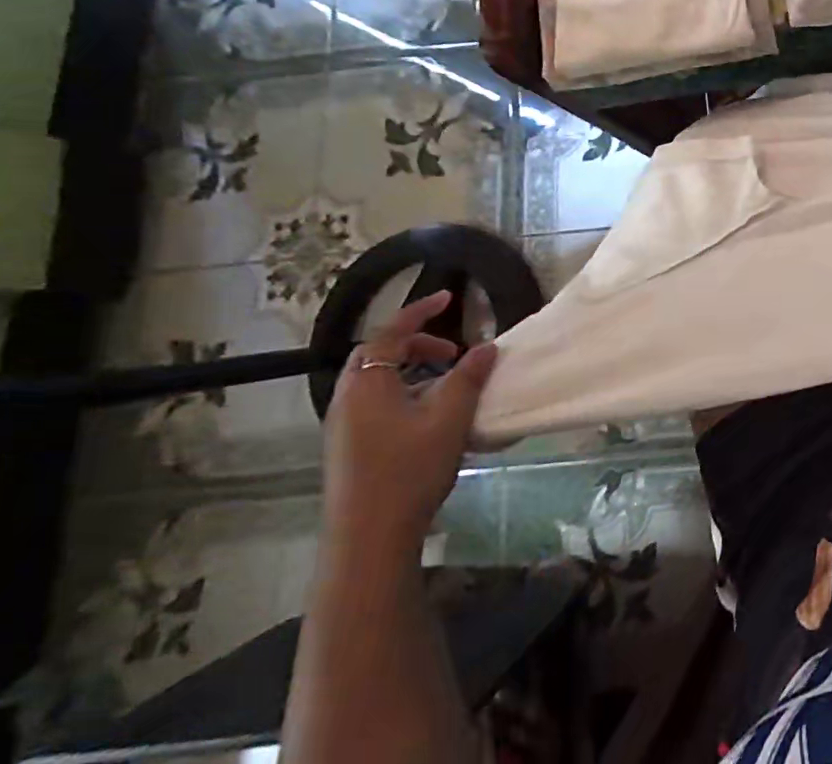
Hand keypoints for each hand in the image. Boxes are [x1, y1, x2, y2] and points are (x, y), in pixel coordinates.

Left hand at [322, 291, 497, 559]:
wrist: (369, 533)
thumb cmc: (410, 469)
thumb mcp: (449, 420)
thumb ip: (468, 379)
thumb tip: (486, 348)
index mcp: (367, 385)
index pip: (389, 332)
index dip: (419, 311)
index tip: (449, 298)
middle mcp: (348, 398)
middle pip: (377, 353)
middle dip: (416, 342)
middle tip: (454, 350)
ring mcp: (345, 423)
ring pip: (377, 379)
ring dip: (412, 369)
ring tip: (450, 381)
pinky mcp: (351, 444)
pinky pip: (377, 400)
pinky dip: (406, 391)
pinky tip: (433, 413)